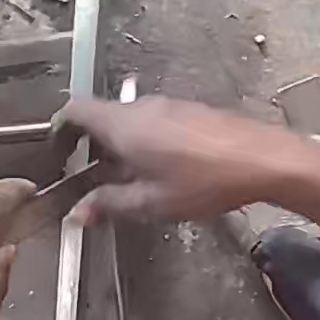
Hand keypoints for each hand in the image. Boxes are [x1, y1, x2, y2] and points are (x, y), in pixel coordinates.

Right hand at [54, 97, 318, 222]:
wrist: (261, 159)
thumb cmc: (203, 181)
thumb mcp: (150, 203)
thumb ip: (109, 204)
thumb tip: (79, 213)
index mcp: (123, 124)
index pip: (76, 110)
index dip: (61, 128)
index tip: (58, 150)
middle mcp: (142, 107)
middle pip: (103, 115)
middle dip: (92, 144)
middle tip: (93, 176)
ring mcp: (170, 105)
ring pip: (131, 119)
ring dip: (122, 144)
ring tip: (131, 178)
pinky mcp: (192, 110)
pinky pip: (156, 121)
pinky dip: (147, 140)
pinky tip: (164, 168)